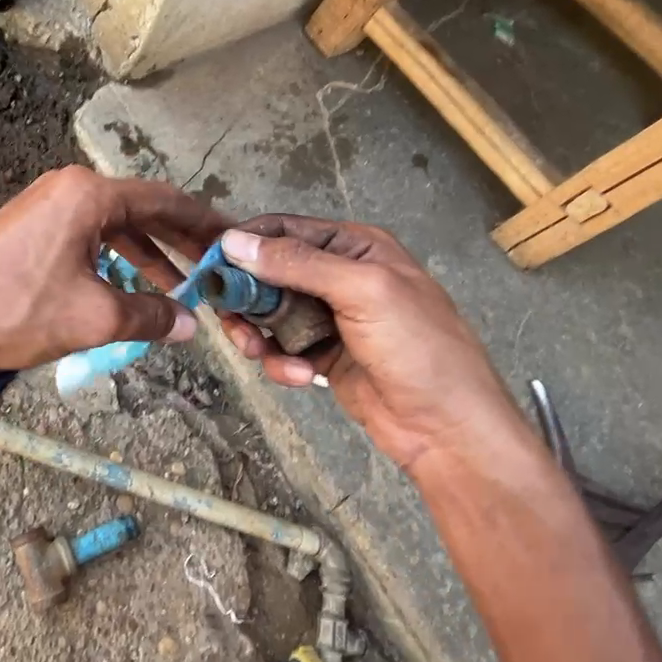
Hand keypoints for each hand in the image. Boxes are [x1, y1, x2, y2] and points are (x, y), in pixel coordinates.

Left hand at [0, 167, 227, 373]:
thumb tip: (190, 323)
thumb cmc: (16, 309)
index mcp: (88, 194)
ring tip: (179, 289)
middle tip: (216, 268)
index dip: (203, 223)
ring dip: (145, 256)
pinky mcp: (29, 226)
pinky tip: (128, 288)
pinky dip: (113, 260)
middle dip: (178, 241)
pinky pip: (86, 236)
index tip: (233, 241)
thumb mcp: (93, 317)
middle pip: (139, 209)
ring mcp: (45, 204)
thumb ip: (149, 315)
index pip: (164, 199)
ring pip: (111, 226)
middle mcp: (68, 187)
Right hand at [217, 216, 517, 470]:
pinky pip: (282, 347)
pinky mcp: (322, 354)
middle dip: (247, 298)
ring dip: (258, 334)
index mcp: (354, 246)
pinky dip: (281, 362)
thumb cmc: (417, 348)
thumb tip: (231, 240)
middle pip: (268, 272)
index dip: (245, 245)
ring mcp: (330, 316)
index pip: (283, 230)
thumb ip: (296, 263)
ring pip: (268, 312)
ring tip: (259, 355)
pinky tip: (301, 377)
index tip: (210, 267)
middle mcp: (338, 274)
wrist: (451, 431)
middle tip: (232, 322)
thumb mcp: (361, 292)